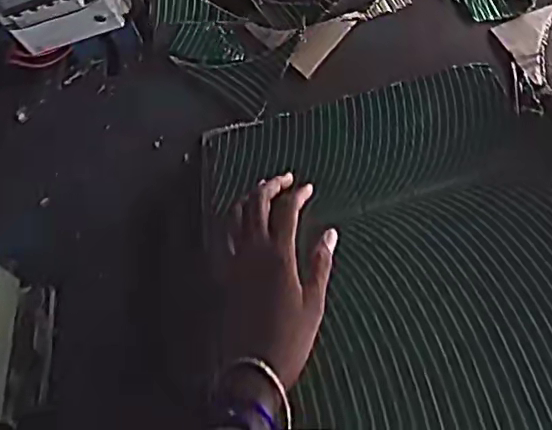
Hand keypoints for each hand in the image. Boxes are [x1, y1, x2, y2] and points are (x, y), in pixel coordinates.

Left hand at [217, 173, 336, 389]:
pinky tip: (235, 221)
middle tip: (285, 180)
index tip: (307, 187)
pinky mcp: (220, 273)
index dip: (297, 194)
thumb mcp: (313, 303)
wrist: (252, 371)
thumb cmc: (288, 339)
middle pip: (257, 202)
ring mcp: (233, 259)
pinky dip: (230, 220)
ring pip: (235, 214)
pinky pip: (221, 236)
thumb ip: (320, 263)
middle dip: (271, 184)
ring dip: (249, 197)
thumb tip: (330, 234)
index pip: (287, 210)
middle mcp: (252, 249)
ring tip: (260, 192)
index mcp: (278, 254)